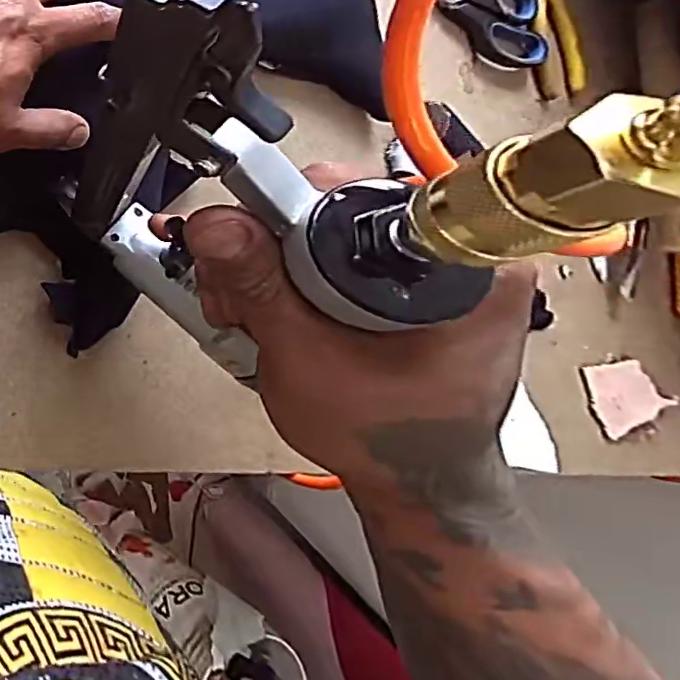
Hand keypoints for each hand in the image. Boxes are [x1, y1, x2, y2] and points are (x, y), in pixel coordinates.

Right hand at [162, 164, 539, 497]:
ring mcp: (421, 268)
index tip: (238, 248)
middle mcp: (448, 254)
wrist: (411, 483)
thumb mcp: (306, 358)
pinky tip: (268, 311)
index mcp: (461, 266)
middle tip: (241, 298)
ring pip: (314, 227)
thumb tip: (217, 223)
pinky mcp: (395, 280)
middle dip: (261, 248)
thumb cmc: (386, 436)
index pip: (348, 196)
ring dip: (262, 266)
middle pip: (323, 207)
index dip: (277, 216)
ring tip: (254, 314)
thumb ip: (258, 285)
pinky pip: (322, 252)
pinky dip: (280, 277)